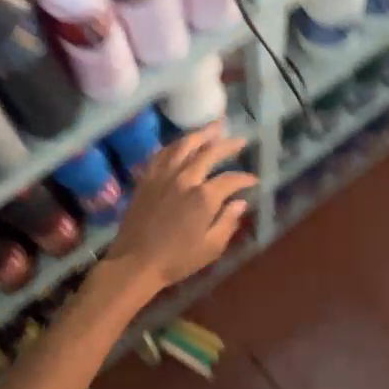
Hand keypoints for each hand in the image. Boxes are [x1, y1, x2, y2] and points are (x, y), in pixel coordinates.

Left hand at [105, 125, 255, 292]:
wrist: (135, 262)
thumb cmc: (176, 260)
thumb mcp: (210, 248)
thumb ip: (228, 222)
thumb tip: (240, 203)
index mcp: (203, 197)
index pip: (230, 179)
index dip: (244, 178)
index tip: (253, 179)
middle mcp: (185, 178)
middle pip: (209, 152)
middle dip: (227, 144)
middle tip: (240, 139)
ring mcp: (163, 175)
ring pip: (184, 145)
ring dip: (201, 133)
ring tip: (214, 126)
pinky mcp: (147, 177)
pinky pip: (162, 153)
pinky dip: (175, 144)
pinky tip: (182, 142)